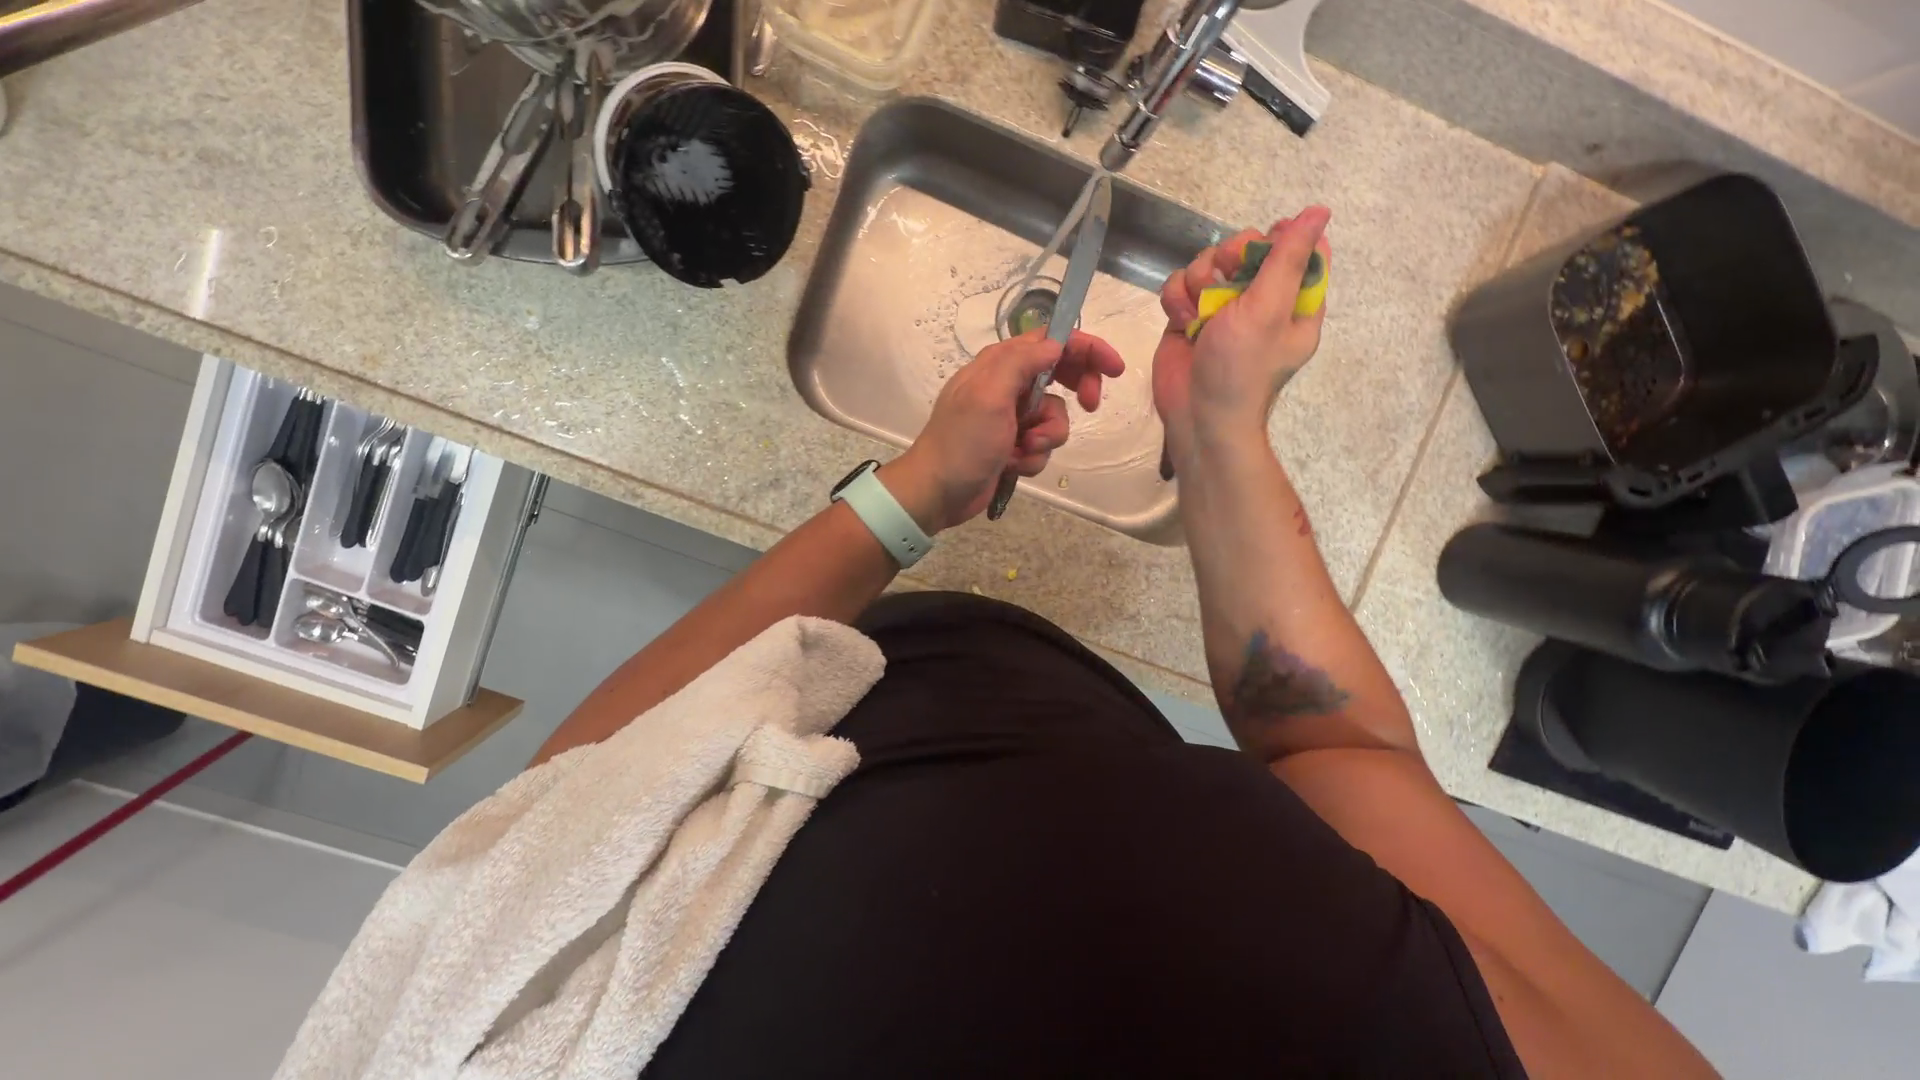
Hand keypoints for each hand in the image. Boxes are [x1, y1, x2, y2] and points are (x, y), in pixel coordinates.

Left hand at [882, 328, 1125, 533]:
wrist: (937, 492)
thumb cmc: (962, 443)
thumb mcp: (990, 395)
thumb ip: (1023, 362)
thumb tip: (1056, 343)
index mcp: (999, 364)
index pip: (1052, 341)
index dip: (1086, 349)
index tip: (1113, 369)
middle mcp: (1007, 385)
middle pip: (1060, 377)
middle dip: (1076, 394)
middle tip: (1089, 406)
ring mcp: (1010, 418)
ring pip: (1055, 417)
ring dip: (1046, 437)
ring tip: (1021, 449)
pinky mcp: (1012, 446)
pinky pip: (1042, 445)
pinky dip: (1033, 458)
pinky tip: (1012, 465)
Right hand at [1154, 207, 1331, 453]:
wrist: (1197, 417)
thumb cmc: (1241, 368)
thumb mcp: (1269, 309)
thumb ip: (1288, 257)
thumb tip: (1320, 210)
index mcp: (1295, 300)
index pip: (1299, 248)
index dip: (1279, 238)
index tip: (1260, 249)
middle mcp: (1260, 300)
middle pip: (1245, 247)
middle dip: (1227, 259)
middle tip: (1224, 283)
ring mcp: (1221, 309)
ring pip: (1206, 263)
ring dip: (1196, 283)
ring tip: (1198, 313)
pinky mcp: (1189, 317)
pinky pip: (1179, 285)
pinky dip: (1176, 299)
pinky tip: (1180, 322)